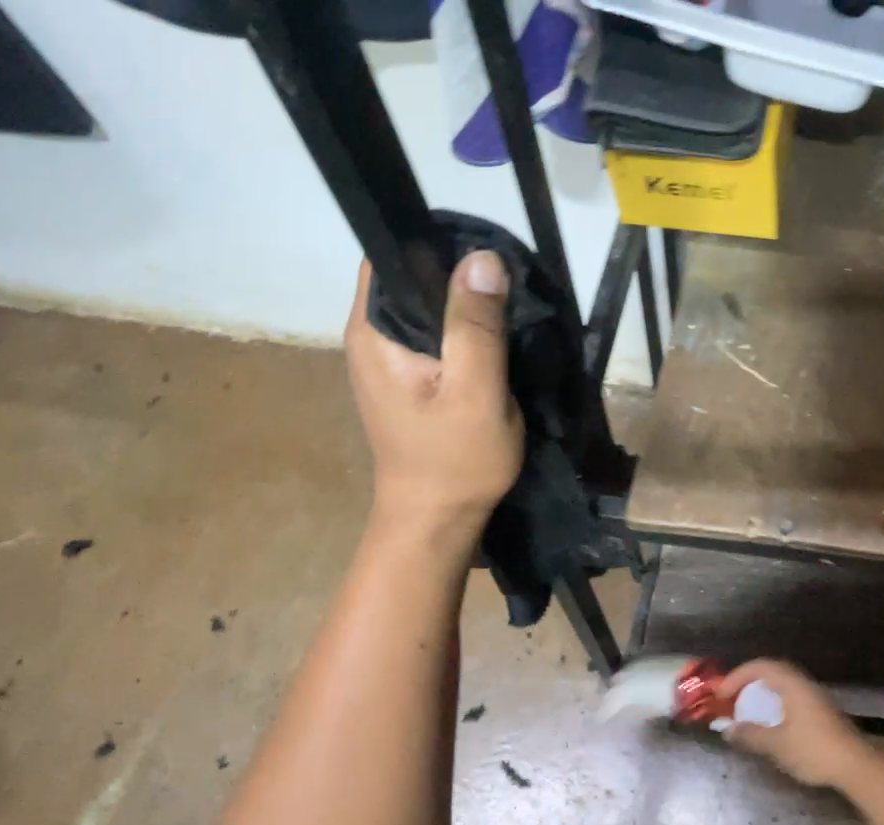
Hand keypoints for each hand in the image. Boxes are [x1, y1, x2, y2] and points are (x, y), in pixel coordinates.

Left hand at [345, 252, 523, 537]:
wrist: (438, 519)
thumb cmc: (455, 459)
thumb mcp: (476, 392)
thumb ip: (476, 327)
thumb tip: (483, 257)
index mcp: (374, 331)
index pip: (393, 257)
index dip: (438, 246)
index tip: (488, 255)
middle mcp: (371, 336)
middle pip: (411, 280)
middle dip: (459, 276)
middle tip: (512, 285)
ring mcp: (388, 360)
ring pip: (426, 310)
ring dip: (466, 308)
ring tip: (510, 312)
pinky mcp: (409, 380)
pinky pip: (434, 338)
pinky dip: (464, 334)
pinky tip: (495, 345)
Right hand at [716, 660, 878, 789]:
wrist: (855, 765)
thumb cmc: (814, 750)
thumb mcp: (777, 745)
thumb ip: (750, 735)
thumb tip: (728, 729)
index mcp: (794, 686)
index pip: (762, 666)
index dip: (738, 675)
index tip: (722, 694)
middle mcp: (806, 686)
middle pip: (774, 673)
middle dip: (749, 683)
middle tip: (732, 699)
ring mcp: (816, 699)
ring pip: (784, 686)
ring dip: (763, 695)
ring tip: (748, 712)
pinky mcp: (822, 713)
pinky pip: (792, 699)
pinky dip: (776, 705)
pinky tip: (771, 724)